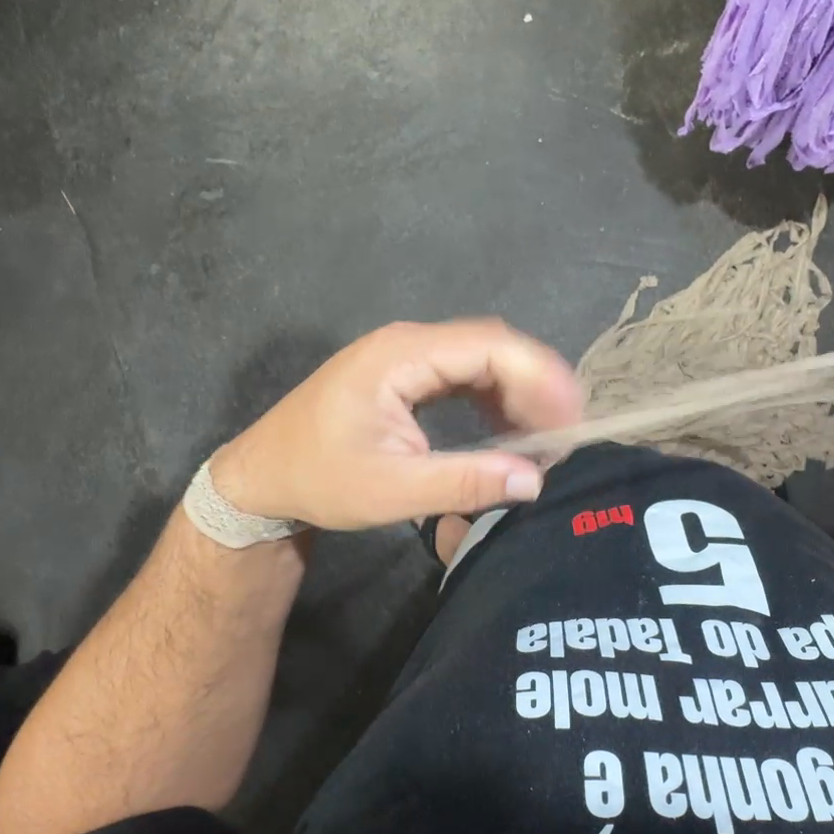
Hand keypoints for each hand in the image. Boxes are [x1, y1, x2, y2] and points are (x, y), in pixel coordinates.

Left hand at [207, 320, 583, 530]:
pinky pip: (463, 374)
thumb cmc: (319, 479)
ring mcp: (406, 355)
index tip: (573, 415)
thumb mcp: (392, 490)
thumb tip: (534, 480)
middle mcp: (408, 342)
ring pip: (481, 359)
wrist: (261, 476)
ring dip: (517, 393)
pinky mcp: (406, 374)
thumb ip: (465, 482)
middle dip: (535, 386)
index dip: (539, 376)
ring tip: (546, 435)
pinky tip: (509, 430)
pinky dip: (493, 398)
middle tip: (567, 433)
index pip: (488, 347)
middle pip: (490, 347)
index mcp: (401, 356)